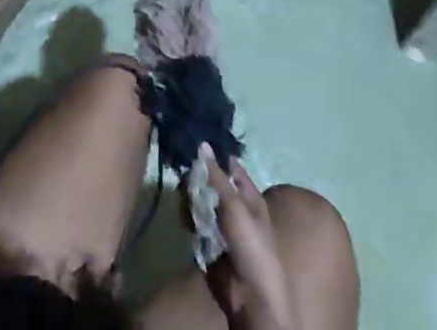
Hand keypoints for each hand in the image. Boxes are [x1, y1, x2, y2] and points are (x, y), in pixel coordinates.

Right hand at [202, 144, 298, 329]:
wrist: (249, 294)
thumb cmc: (252, 246)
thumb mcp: (235, 206)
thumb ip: (217, 176)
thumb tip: (203, 143)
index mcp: (248, 195)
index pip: (230, 165)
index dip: (214, 153)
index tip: (191, 142)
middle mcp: (234, 205)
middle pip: (208, 180)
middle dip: (195, 178)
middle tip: (185, 178)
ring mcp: (219, 222)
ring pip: (197, 198)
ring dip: (189, 199)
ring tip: (184, 203)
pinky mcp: (206, 237)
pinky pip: (192, 218)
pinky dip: (187, 217)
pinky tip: (186, 223)